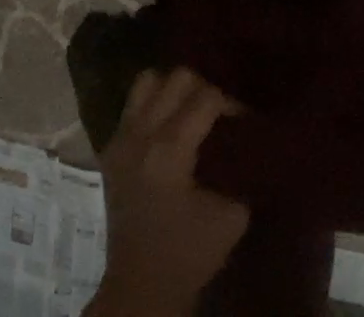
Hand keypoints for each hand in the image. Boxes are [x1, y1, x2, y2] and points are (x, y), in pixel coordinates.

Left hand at [90, 68, 248, 316]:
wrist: (141, 284)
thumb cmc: (190, 253)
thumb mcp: (232, 214)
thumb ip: (242, 169)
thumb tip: (253, 142)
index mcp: (168, 149)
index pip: (206, 97)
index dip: (233, 103)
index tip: (247, 120)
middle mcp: (140, 134)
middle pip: (175, 78)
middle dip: (205, 87)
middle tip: (222, 111)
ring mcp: (120, 138)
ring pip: (147, 81)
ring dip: (173, 88)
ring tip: (192, 109)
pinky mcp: (110, 148)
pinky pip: (132, 105)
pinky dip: (154, 103)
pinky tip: (172, 124)